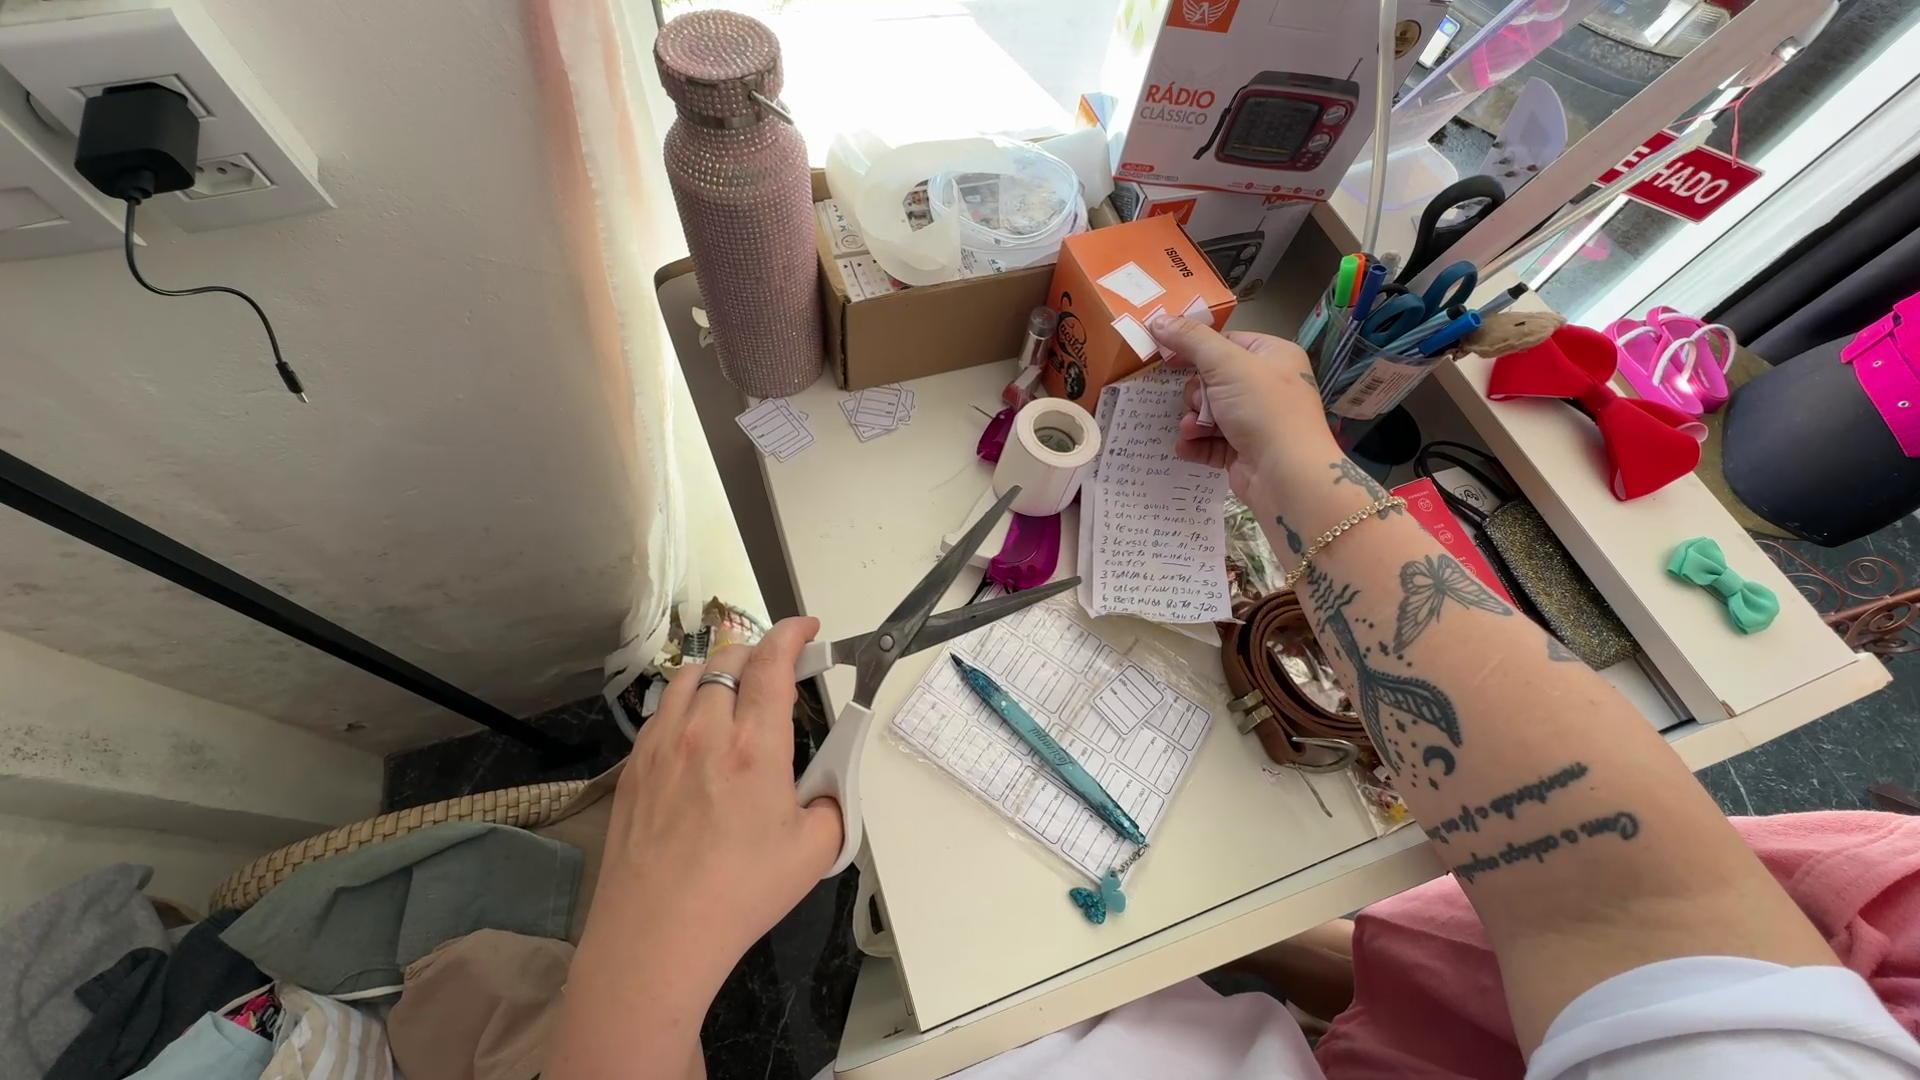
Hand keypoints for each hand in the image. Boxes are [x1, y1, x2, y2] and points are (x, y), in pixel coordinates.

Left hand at [596, 617, 842, 981]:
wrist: (656, 937)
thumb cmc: (738, 894)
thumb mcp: (813, 850)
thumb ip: (833, 803)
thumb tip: (827, 786)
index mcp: (755, 746)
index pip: (772, 662)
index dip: (792, 633)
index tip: (806, 628)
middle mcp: (705, 731)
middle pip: (730, 658)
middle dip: (761, 650)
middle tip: (780, 669)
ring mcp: (662, 745)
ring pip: (690, 676)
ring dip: (721, 670)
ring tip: (738, 691)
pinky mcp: (635, 766)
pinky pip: (662, 709)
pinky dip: (687, 700)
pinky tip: (698, 729)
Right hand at [1148, 316, 1339, 500]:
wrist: (1285, 475)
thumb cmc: (1263, 409)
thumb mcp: (1226, 364)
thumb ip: (1191, 340)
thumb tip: (1157, 320)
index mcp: (1273, 356)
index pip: (1226, 343)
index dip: (1196, 349)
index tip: (1167, 357)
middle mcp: (1266, 386)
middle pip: (1212, 379)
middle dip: (1196, 394)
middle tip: (1201, 403)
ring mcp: (1255, 421)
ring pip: (1207, 412)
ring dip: (1193, 420)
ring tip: (1194, 429)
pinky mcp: (1242, 450)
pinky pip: (1208, 441)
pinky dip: (1195, 443)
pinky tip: (1188, 445)